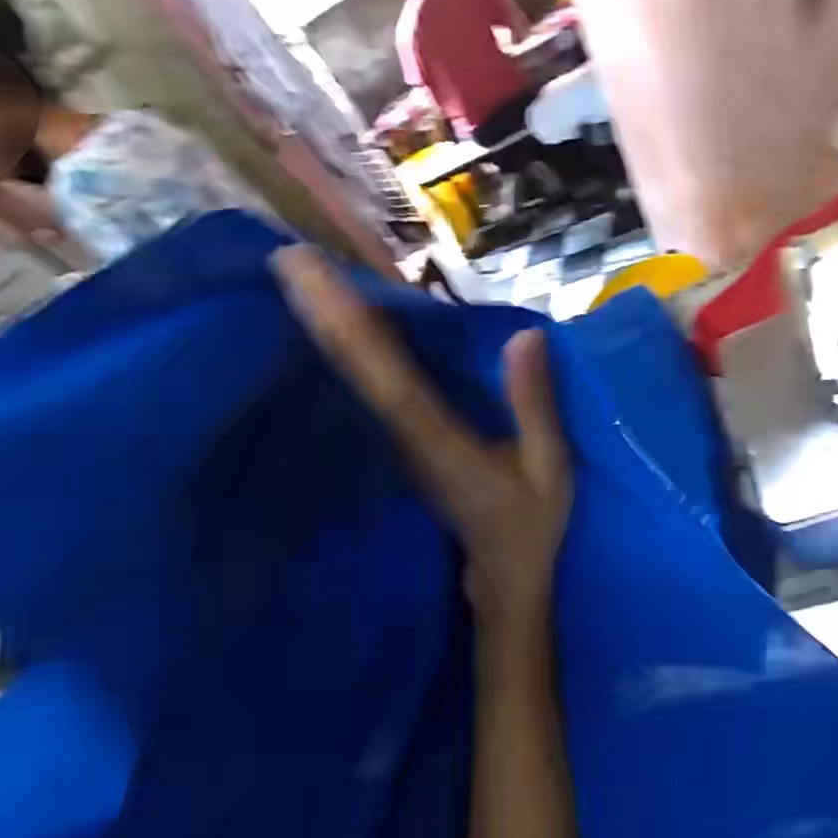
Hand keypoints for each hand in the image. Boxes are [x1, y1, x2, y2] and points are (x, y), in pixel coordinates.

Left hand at [271, 246, 571, 622]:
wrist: (502, 579)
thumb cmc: (530, 526)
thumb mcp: (550, 469)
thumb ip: (534, 405)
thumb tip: (525, 337)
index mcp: (440, 443)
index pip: (388, 378)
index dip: (351, 328)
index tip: (315, 279)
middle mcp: (405, 438)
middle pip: (357, 370)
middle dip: (321, 313)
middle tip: (286, 258)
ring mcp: (397, 442)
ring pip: (356, 377)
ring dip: (326, 326)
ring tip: (298, 275)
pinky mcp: (400, 442)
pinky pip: (369, 386)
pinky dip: (348, 349)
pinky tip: (332, 320)